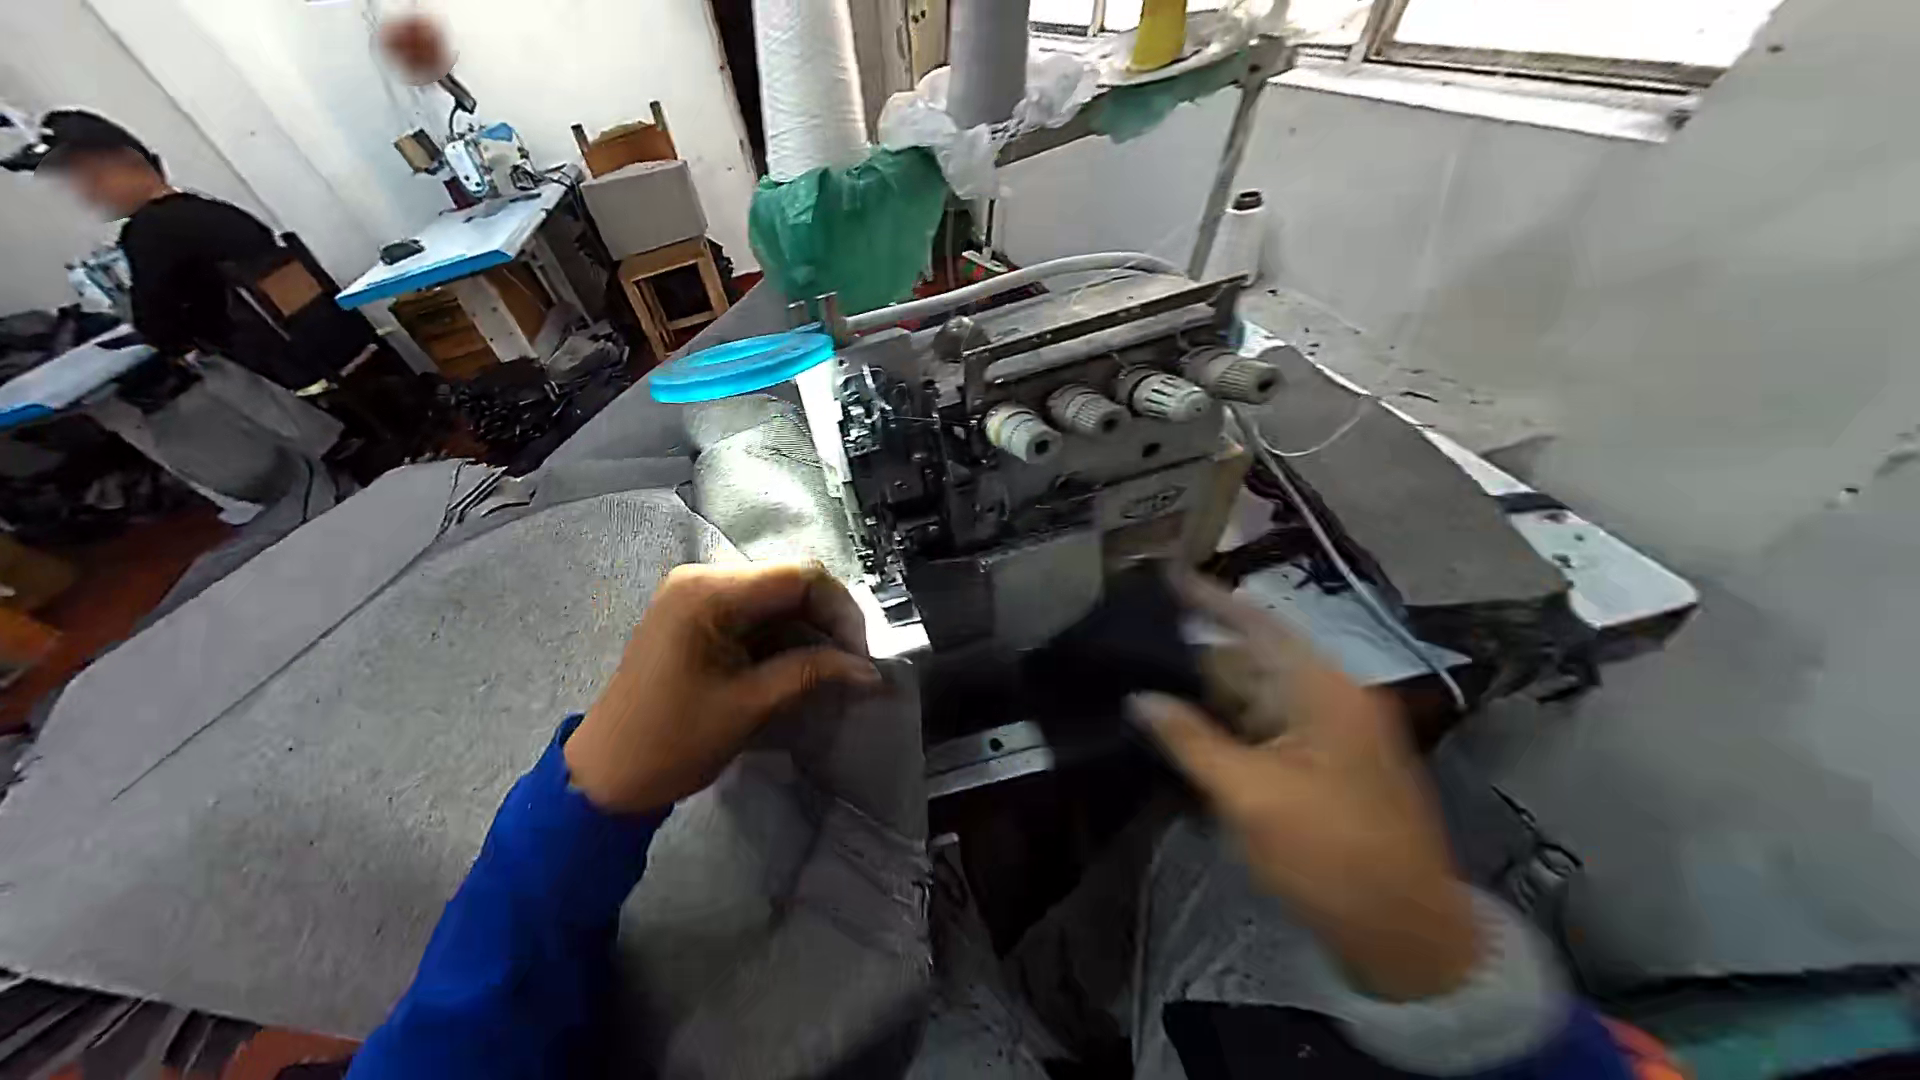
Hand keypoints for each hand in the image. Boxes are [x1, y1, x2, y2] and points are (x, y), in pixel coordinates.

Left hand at [563, 561, 880, 814]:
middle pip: (790, 583)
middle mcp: (703, 579)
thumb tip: (871, 670)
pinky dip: (784, 638)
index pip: (800, 576)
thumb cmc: (672, 742)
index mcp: (709, 592)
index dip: (841, 610)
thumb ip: (813, 673)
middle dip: (828, 621)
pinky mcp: (697, 616)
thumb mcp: (751, 705)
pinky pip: (756, 614)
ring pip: (777, 599)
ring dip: (810, 631)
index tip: (861, 654)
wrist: (604, 777)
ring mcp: (697, 596)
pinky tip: (802, 666)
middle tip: (853, 665)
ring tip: (833, 670)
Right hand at [1128, 573, 1478, 1001]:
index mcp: (1324, 691)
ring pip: (1251, 694)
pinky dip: (1221, 724)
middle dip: (1195, 653)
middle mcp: (1327, 698)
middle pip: (1251, 659)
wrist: (1405, 935)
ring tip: (1145, 680)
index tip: (1166, 576)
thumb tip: (1139, 699)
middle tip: (1135, 644)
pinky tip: (1182, 728)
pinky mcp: (1317, 761)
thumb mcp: (1252, 796)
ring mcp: (1324, 731)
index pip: (1260, 625)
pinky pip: (1259, 726)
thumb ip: (1192, 740)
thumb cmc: (1332, 856)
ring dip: (1204, 692)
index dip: (1211, 599)